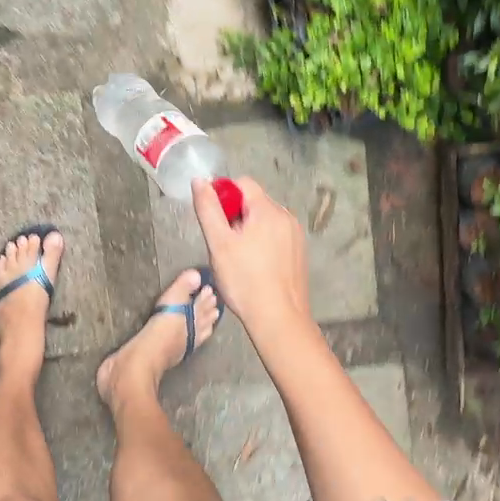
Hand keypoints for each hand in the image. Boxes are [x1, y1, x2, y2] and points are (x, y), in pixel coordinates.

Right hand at [190, 177, 312, 338]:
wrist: (279, 320)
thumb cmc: (245, 280)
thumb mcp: (219, 243)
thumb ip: (208, 208)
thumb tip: (199, 180)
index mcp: (268, 210)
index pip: (242, 183)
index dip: (223, 195)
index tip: (215, 220)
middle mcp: (286, 217)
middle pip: (254, 201)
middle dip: (236, 215)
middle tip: (224, 244)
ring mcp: (296, 236)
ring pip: (265, 219)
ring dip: (249, 229)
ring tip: (239, 257)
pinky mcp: (300, 253)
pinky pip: (276, 235)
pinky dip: (263, 242)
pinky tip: (256, 266)